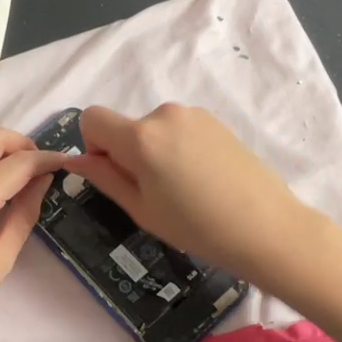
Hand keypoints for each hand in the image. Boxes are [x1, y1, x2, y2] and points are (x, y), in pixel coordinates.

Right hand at [63, 104, 310, 281]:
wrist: (265, 227)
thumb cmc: (195, 227)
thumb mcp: (141, 209)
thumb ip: (104, 178)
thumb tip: (76, 160)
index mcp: (140, 137)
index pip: (91, 119)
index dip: (94, 147)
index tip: (116, 175)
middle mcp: (164, 114)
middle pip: (125, 127)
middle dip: (127, 154)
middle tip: (155, 194)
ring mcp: (193, 114)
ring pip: (152, 130)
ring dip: (154, 153)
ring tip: (183, 191)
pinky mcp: (215, 121)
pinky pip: (178, 130)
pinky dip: (178, 150)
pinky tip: (202, 181)